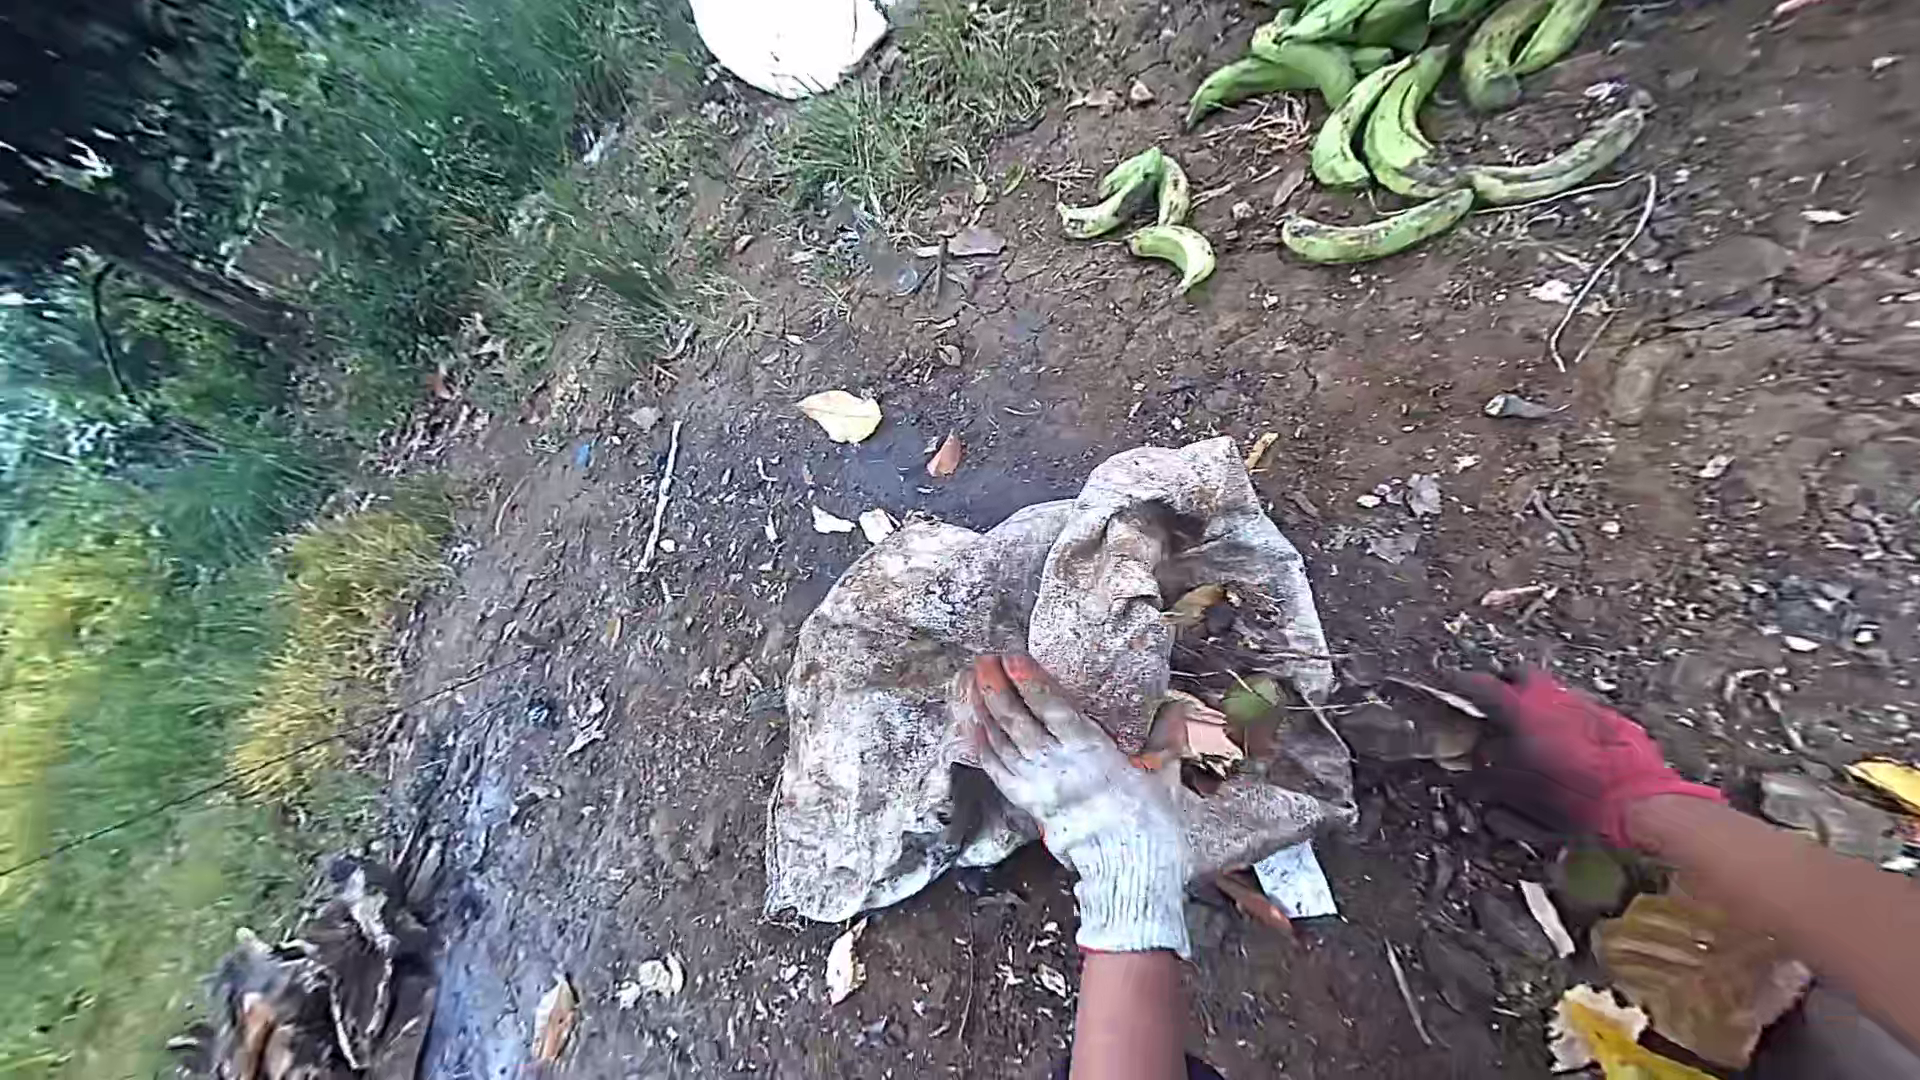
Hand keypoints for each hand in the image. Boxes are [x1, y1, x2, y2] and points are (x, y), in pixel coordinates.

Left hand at [955, 654, 1190, 956]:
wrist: (1128, 875)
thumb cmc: (1149, 825)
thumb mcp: (1162, 776)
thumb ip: (1166, 737)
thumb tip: (1178, 707)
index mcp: (1089, 752)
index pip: (1051, 708)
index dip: (1030, 680)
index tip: (1013, 657)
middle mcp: (1055, 764)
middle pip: (1015, 719)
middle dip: (995, 686)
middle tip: (984, 660)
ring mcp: (1035, 784)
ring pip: (1000, 740)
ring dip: (983, 709)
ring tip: (971, 682)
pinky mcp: (1025, 802)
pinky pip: (995, 770)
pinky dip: (981, 745)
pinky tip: (972, 726)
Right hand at [1455, 667, 1725, 847]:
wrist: (1644, 807)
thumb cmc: (1577, 796)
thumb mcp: (1515, 789)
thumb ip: (1484, 776)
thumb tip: (1467, 780)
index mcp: (1520, 709)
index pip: (1478, 684)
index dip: (1460, 683)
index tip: (1451, 684)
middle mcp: (1552, 699)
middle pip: (1518, 673)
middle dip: (1504, 681)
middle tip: (1496, 698)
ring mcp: (1587, 707)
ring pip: (1553, 690)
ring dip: (1539, 702)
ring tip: (1534, 724)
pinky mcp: (1617, 721)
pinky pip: (1584, 710)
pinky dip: (1571, 719)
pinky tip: (1571, 741)